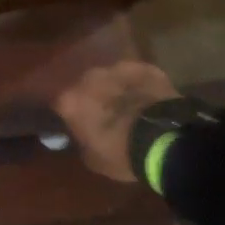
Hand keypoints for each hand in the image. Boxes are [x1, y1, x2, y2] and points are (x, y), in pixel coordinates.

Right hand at [53, 61, 180, 182]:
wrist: (164, 139)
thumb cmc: (120, 153)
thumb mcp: (91, 158)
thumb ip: (81, 140)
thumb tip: (81, 135)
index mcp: (69, 101)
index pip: (60, 105)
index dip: (69, 115)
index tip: (75, 123)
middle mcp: (88, 78)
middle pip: (84, 85)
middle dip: (91, 96)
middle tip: (102, 111)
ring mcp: (117, 69)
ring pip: (110, 77)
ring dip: (114, 87)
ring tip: (126, 101)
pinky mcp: (144, 67)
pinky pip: (135, 76)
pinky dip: (137, 84)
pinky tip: (145, 95)